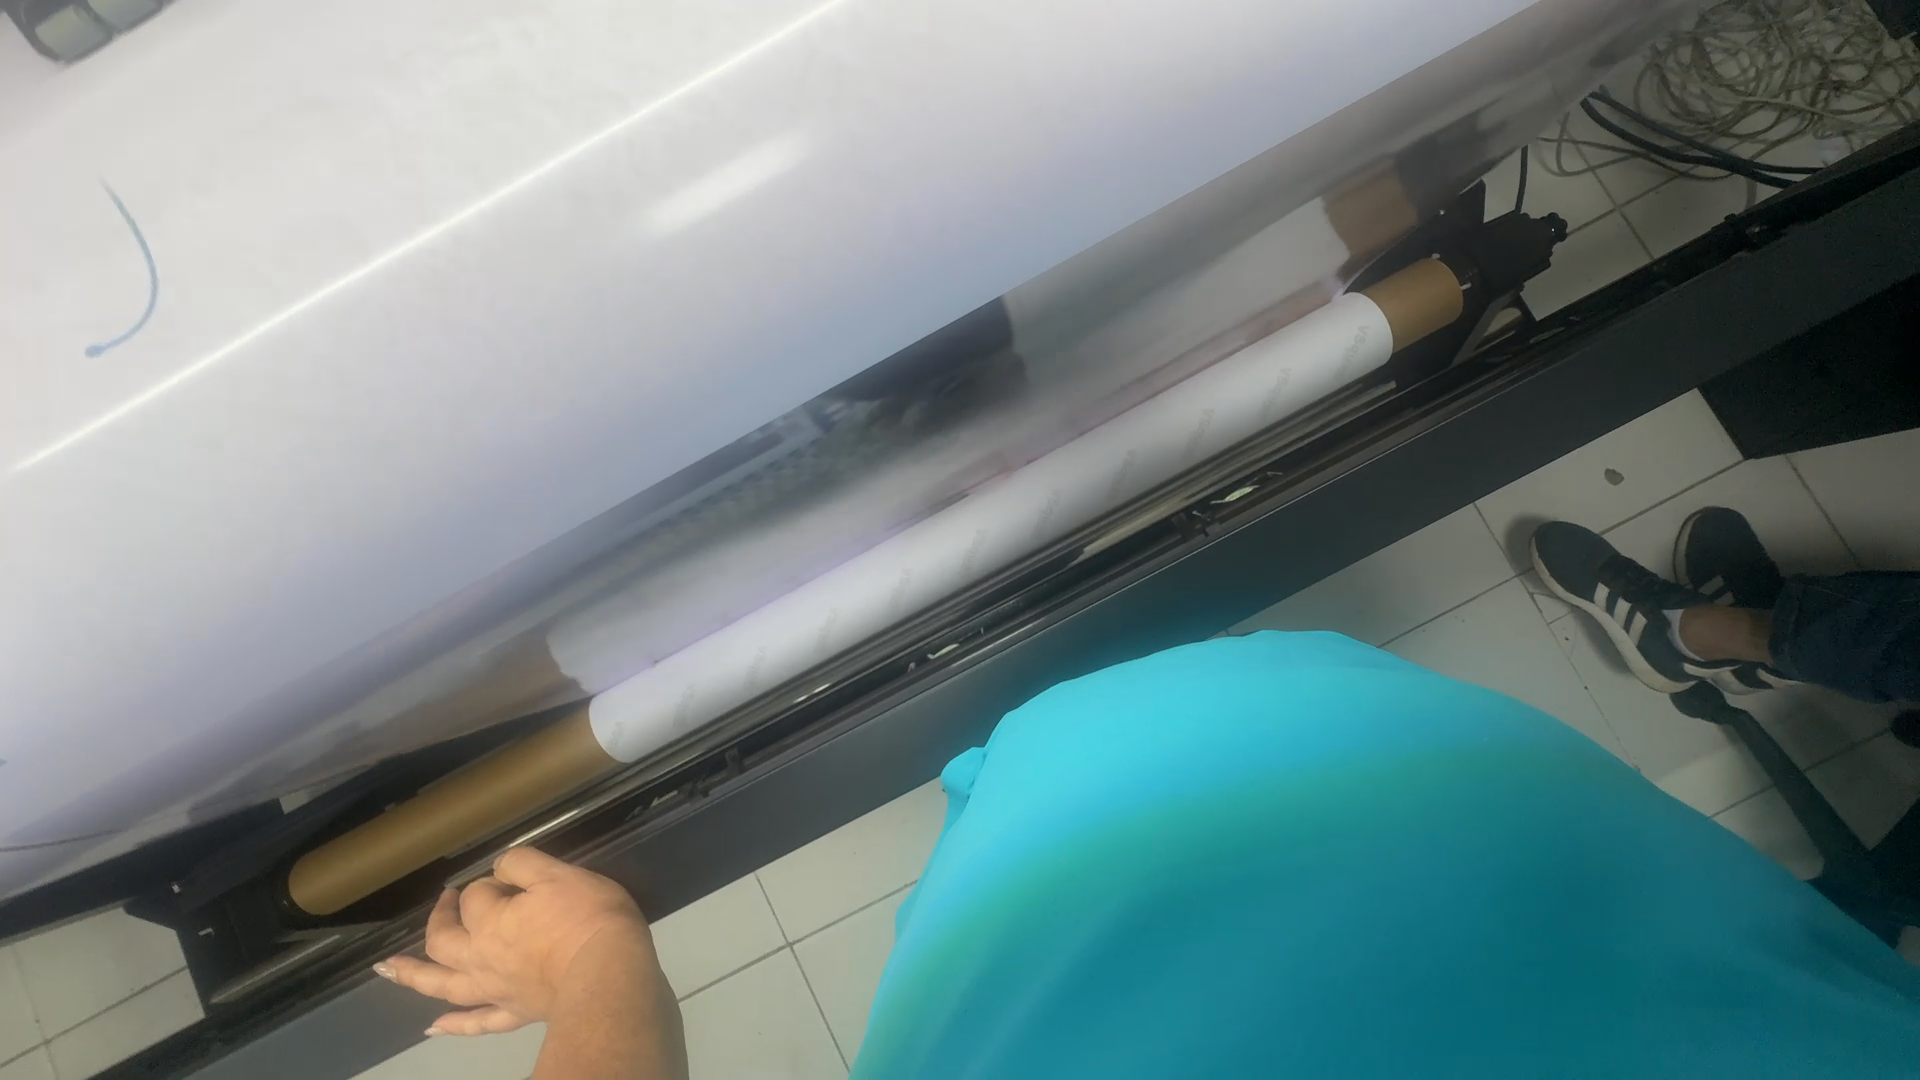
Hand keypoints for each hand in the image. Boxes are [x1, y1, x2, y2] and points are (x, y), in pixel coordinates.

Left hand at [377, 847, 659, 1036]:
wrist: (607, 970)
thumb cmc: (587, 915)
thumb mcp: (561, 873)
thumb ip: (525, 864)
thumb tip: (500, 867)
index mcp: (491, 920)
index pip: (476, 895)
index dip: (490, 882)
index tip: (512, 877)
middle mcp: (479, 957)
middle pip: (443, 939)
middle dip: (439, 918)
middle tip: (444, 901)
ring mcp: (492, 990)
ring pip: (441, 984)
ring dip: (412, 975)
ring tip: (388, 969)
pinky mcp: (512, 1013)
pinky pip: (474, 1022)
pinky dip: (451, 1024)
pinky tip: (433, 1026)